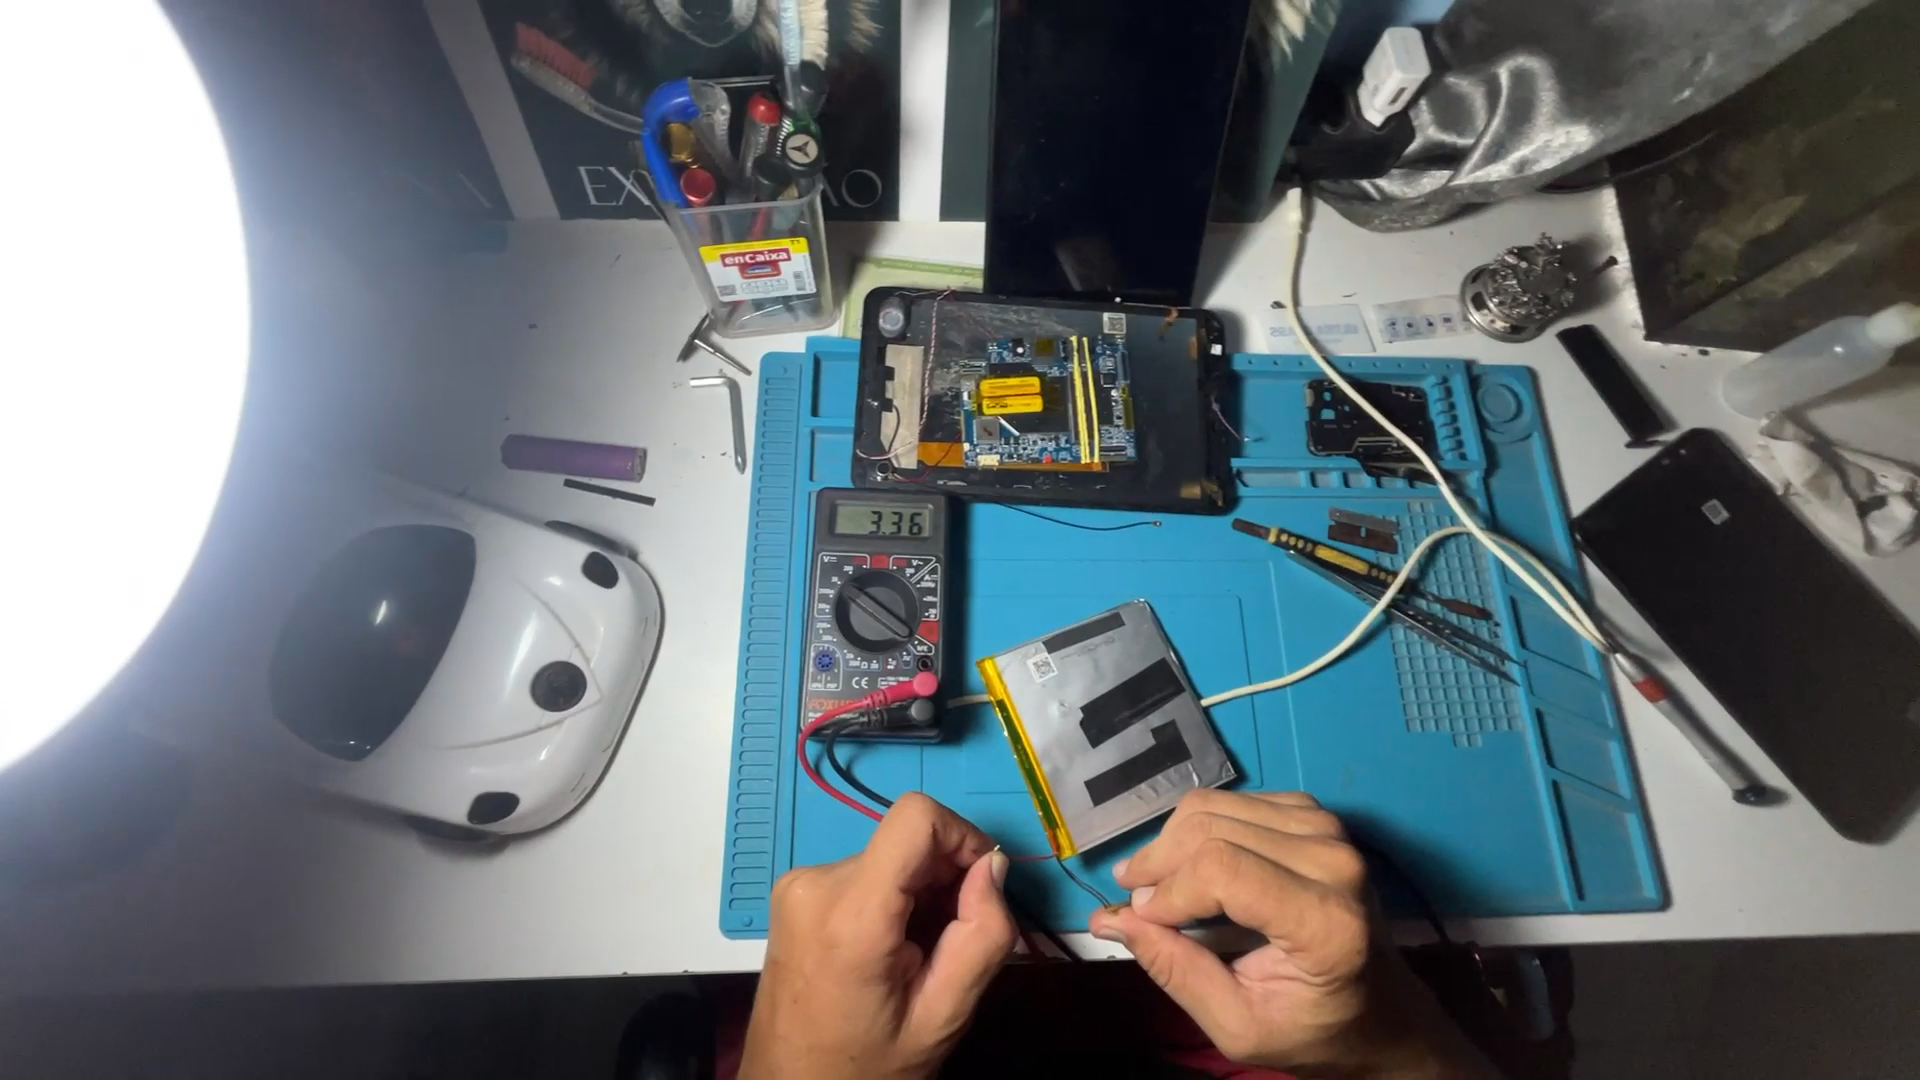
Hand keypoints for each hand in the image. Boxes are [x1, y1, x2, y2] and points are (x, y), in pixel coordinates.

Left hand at [740, 794, 1017, 1079]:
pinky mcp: (796, 888)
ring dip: (920, 888)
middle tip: (950, 938)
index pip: (916, 816)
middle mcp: (817, 880)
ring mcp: (800, 881)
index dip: (962, 836)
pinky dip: (893, 894)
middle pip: (907, 838)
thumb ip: (982, 935)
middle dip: (945, 875)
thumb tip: (994, 863)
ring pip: (890, 853)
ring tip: (917, 950)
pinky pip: (866, 867)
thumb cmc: (868, 1070)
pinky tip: (891, 945)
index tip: (979, 885)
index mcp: (852, 913)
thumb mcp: (942, 1017)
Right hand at [1088, 791, 1493, 1078]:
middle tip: (1135, 898)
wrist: (1383, 1009)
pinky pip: (1228, 799)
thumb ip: (1174, 970)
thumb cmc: (1312, 1028)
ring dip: (1171, 843)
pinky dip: (1196, 828)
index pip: (1221, 869)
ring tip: (1157, 881)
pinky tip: (1194, 863)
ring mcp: (1324, 827)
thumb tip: (1107, 919)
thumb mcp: (1239, 1027)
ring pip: (1211, 807)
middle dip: (1158, 863)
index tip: (1142, 918)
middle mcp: (1332, 859)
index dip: (1168, 890)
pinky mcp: (1311, 811)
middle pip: (1209, 830)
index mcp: (1326, 922)